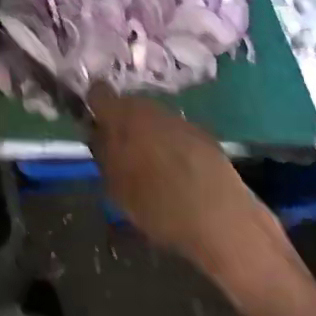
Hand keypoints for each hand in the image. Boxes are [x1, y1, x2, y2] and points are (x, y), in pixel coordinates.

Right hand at [87, 88, 296, 295]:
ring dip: (147, 136)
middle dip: (122, 124)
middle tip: (119, 153)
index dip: (93, 107)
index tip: (93, 126)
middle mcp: (151, 108)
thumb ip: (102, 153)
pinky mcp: (204, 136)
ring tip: (149, 168)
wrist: (223, 221)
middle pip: (127, 106)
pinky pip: (176, 135)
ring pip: (153, 120)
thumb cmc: (158, 206)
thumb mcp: (116, 187)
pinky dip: (171, 148)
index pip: (98, 94)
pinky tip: (176, 176)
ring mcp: (180, 120)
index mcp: (123, 116)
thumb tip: (97, 134)